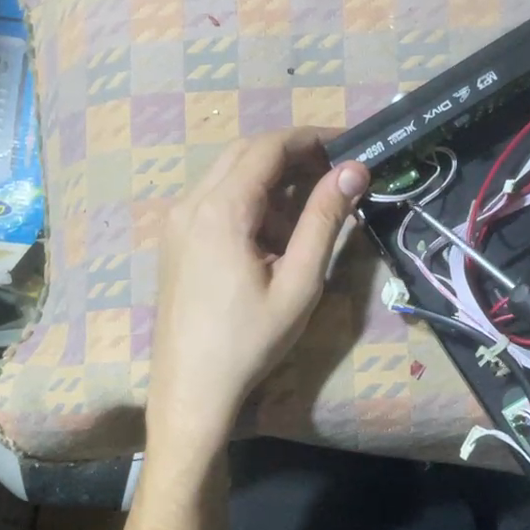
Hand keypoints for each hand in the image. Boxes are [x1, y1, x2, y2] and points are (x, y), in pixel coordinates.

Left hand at [147, 128, 368, 450]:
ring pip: (228, 177)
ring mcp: (176, 223)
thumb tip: (354, 171)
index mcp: (220, 210)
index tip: (348, 145)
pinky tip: (273, 240)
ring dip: (270, 183)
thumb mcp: (299, 283)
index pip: (267, 148)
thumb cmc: (250, 342)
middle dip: (292, 156)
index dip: (311, 139)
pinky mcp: (174, 243)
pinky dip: (248, 204)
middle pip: (245, 154)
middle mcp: (190, 204)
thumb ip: (324, 220)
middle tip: (335, 176)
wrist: (191, 389)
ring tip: (308, 219)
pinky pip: (214, 203)